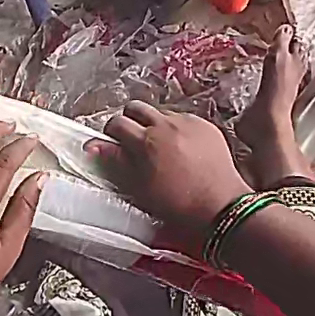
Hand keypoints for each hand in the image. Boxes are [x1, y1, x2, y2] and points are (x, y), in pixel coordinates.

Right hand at [87, 101, 250, 240]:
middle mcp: (165, 125)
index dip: (111, 133)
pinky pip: (183, 119)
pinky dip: (177, 129)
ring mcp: (187, 122)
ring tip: (161, 147)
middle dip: (130, 120)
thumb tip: (92, 145)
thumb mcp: (139, 186)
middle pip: (136, 107)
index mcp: (145, 141)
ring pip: (160, 113)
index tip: (114, 144)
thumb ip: (116, 160)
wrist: (222, 208)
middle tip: (135, 140)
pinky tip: (183, 149)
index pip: (116, 122)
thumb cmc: (176, 204)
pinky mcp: (205, 125)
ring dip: (155, 124)